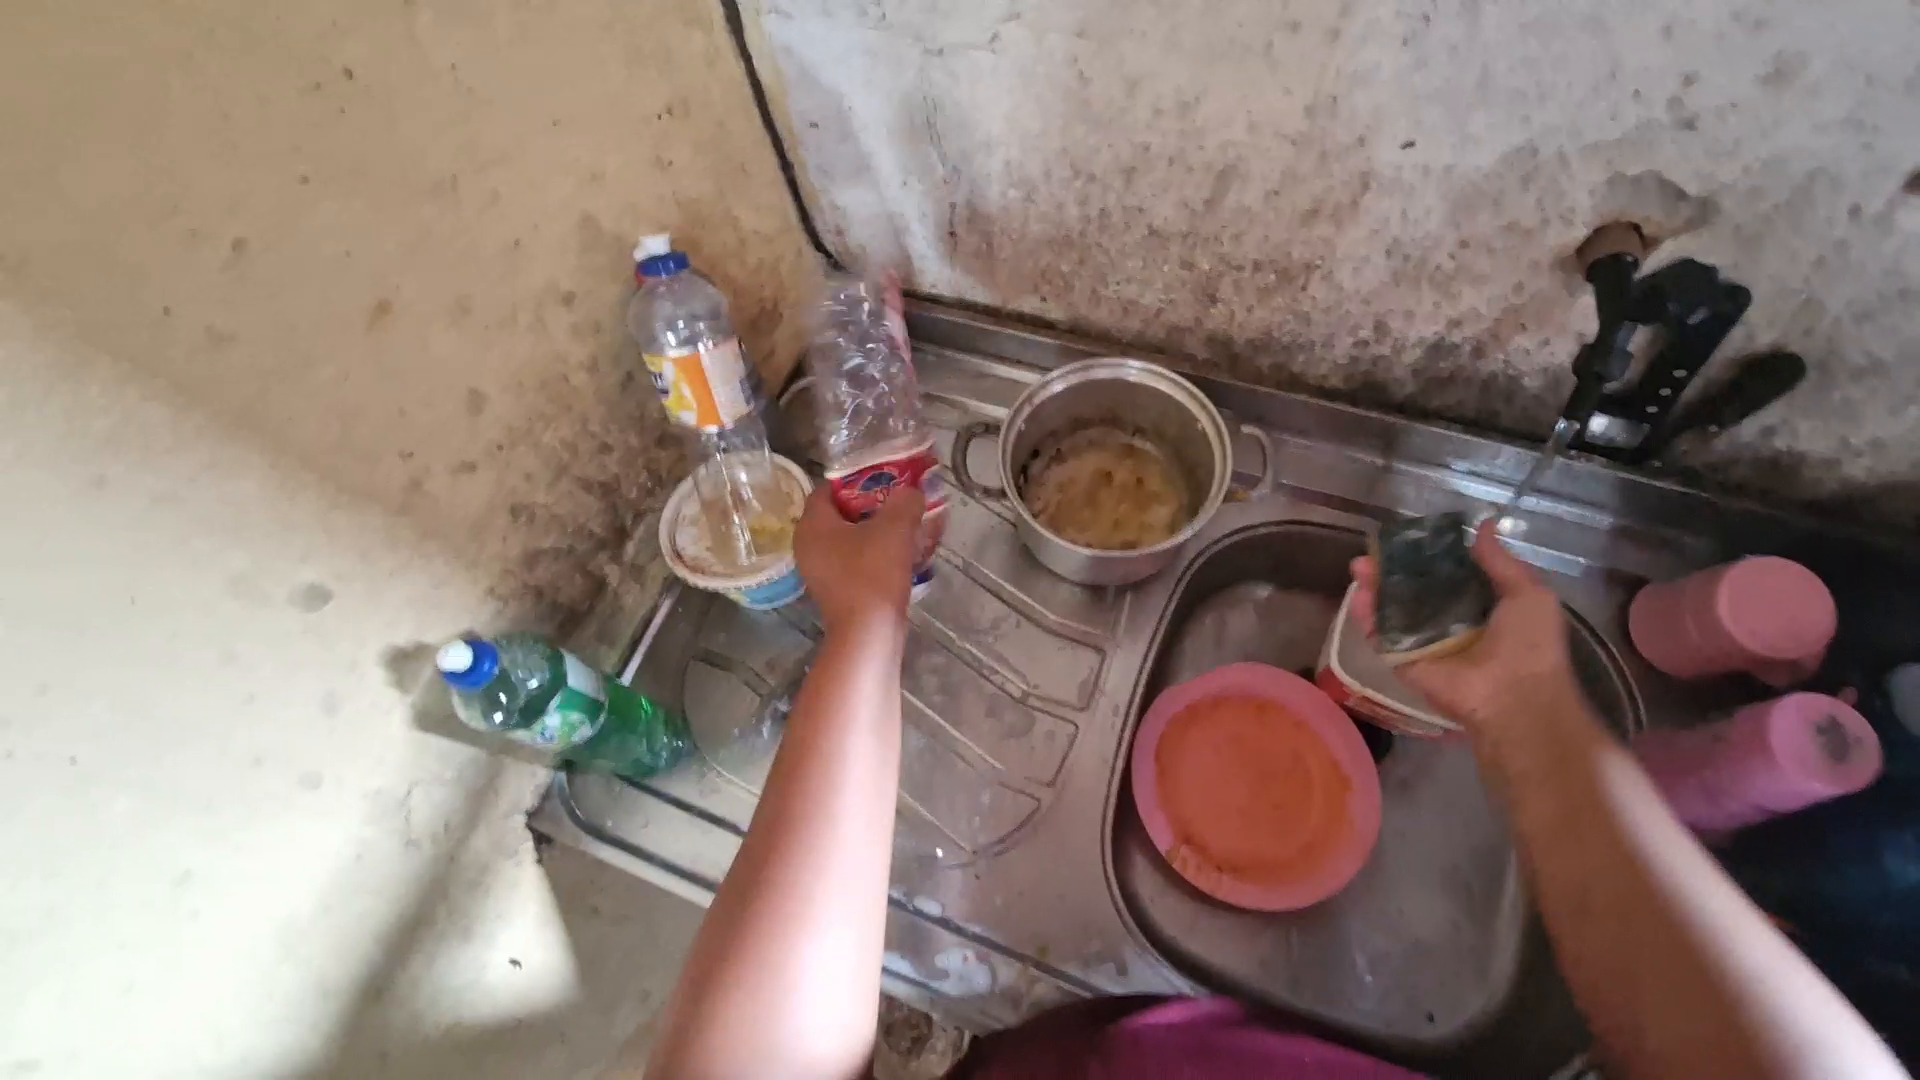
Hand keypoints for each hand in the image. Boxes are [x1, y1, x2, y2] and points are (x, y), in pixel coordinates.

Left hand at [794, 484, 925, 639]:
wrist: (869, 633)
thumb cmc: (874, 574)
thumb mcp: (895, 528)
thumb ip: (904, 501)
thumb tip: (911, 492)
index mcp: (812, 525)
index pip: (828, 489)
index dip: (857, 480)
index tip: (885, 480)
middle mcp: (808, 546)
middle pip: (841, 514)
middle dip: (873, 506)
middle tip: (900, 502)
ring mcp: (820, 571)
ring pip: (851, 540)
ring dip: (878, 532)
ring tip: (908, 528)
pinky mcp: (836, 591)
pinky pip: (856, 562)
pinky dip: (876, 554)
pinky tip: (903, 555)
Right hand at [1349, 519, 1583, 732]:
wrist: (1513, 696)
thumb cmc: (1529, 644)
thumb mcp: (1529, 594)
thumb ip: (1501, 561)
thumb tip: (1486, 524)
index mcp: (1478, 607)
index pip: (1447, 575)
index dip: (1428, 556)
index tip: (1411, 538)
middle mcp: (1446, 622)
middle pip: (1412, 590)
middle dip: (1393, 569)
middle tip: (1377, 550)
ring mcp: (1420, 641)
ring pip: (1390, 608)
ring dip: (1374, 586)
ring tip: (1360, 565)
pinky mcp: (1400, 658)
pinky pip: (1379, 634)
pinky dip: (1366, 615)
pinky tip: (1359, 594)